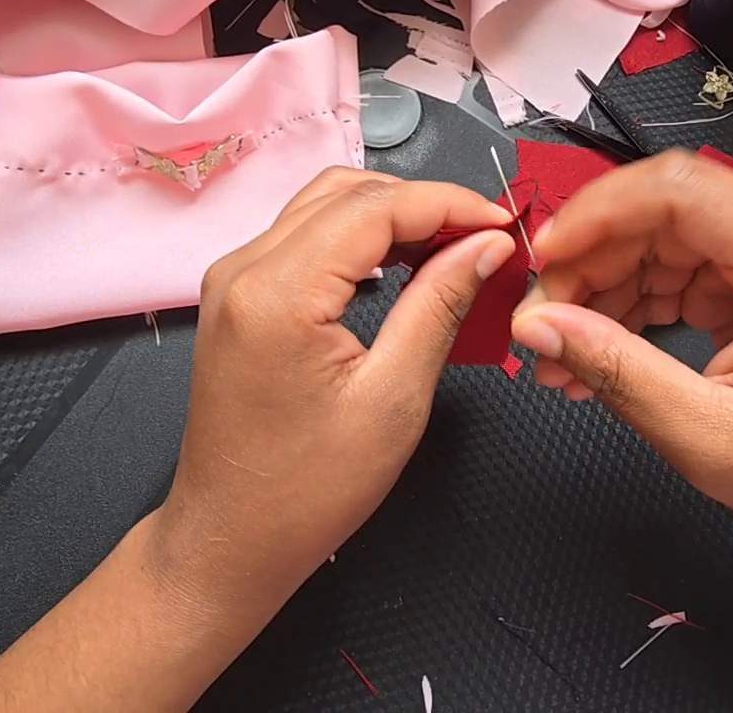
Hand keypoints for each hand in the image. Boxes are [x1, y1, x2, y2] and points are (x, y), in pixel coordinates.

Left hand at [149, 168, 515, 616]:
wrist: (229, 539)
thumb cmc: (309, 489)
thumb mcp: (394, 398)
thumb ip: (439, 304)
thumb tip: (487, 245)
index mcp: (277, 291)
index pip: (374, 207)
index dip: (448, 204)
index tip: (502, 223)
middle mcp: (244, 267)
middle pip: (347, 193)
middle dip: (423, 204)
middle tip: (482, 238)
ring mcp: (233, 276)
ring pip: (324, 204)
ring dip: (391, 213)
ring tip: (450, 246)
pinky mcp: (237, 292)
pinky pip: (305, 235)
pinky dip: (358, 235)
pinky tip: (398, 261)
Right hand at [509, 150, 732, 557]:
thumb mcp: (712, 439)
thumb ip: (619, 374)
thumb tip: (537, 327)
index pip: (681, 191)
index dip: (597, 213)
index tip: (541, 259)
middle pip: (659, 212)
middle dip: (587, 264)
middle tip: (540, 326)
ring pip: (654, 236)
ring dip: (599, 288)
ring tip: (560, 353)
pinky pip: (670, 261)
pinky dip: (627, 300)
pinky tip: (596, 345)